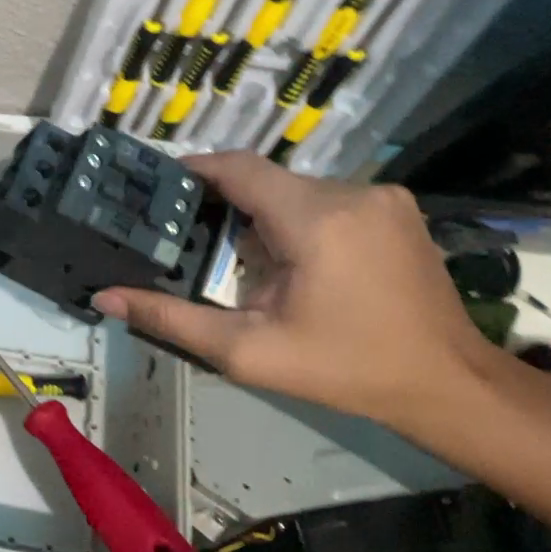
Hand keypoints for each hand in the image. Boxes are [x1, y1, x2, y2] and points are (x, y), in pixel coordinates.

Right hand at [92, 152, 487, 429]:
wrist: (446, 383)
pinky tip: (289, 265)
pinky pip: (326, 202)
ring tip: (241, 266)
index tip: (156, 184)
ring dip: (263, 219)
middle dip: (227, 209)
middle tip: (190, 242)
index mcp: (317, 219)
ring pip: (296, 192)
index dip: (194, 170)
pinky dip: (296, 223)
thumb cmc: (343, 369)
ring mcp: (383, 199)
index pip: (240, 168)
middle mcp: (353, 193)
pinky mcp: (397, 211)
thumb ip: (171, 318)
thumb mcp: (246, 351)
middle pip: (266, 182)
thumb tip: (105, 297)